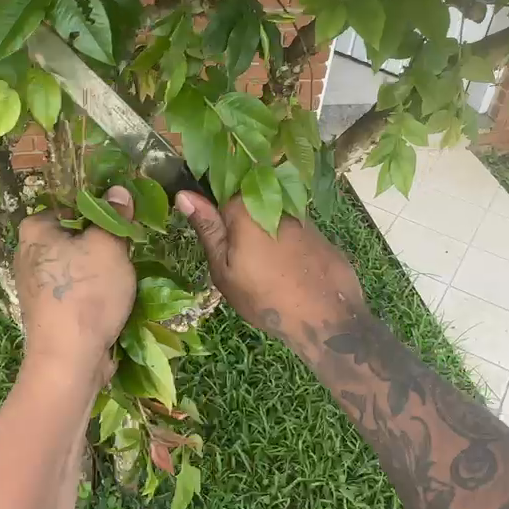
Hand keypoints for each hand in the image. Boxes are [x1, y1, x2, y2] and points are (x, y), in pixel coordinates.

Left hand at [15, 187, 136, 380]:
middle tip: (126, 257)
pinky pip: (74, 294)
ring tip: (120, 285)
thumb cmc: (86, 294)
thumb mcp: (109, 246)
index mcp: (34, 229)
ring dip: (100, 275)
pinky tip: (108, 307)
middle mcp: (27, 254)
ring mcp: (34, 287)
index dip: (103, 215)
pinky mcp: (46, 313)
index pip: (74, 208)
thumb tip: (118, 190)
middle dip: (102, 247)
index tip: (125, 228)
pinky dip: (91, 297)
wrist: (68, 359)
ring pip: (77, 269)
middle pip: (76, 239)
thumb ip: (114, 216)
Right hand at [175, 191, 366, 345]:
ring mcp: (301, 215)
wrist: (325, 317)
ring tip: (261, 265)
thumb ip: (208, 229)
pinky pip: (293, 229)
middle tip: (237, 256)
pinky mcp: (319, 231)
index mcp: (244, 208)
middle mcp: (274, 202)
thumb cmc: (264, 297)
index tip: (213, 232)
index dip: (213, 210)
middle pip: (248, 202)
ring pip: (271, 215)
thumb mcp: (225, 269)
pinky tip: (285, 267)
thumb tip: (183, 194)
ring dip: (263, 231)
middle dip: (239, 220)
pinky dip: (286, 243)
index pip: (219, 192)